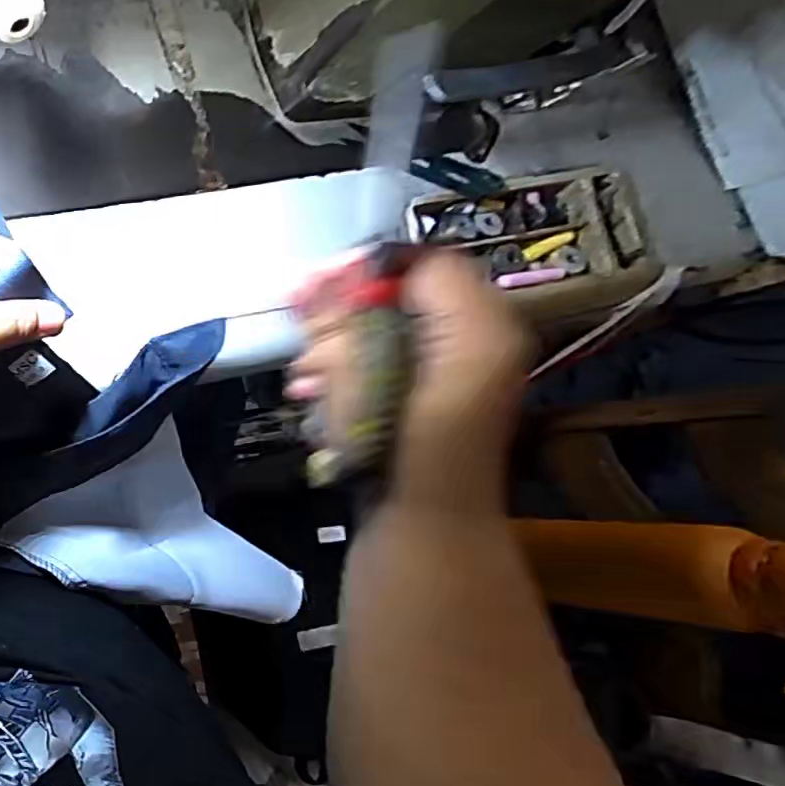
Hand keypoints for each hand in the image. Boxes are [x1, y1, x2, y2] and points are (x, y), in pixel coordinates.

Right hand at [287, 250, 531, 511]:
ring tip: (310, 384)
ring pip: (378, 331)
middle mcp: (472, 338)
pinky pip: (379, 360)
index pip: (418, 263)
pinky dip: (346, 374)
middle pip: (394, 297)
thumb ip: (347, 324)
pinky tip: (322, 397)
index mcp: (477, 325)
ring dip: (334, 353)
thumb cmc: (399, 452)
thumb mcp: (368, 379)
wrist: (424, 522)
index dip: (361, 270)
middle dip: (340, 322)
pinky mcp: (423, 390)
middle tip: (307, 351)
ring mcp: (449, 367)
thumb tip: (316, 284)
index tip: (310, 289)